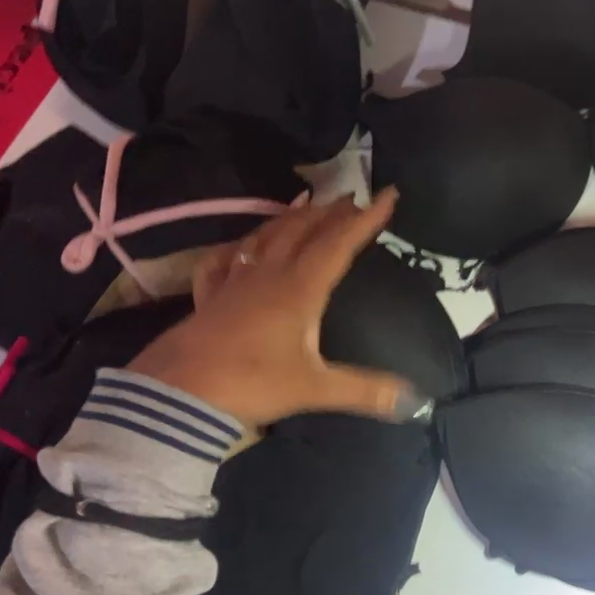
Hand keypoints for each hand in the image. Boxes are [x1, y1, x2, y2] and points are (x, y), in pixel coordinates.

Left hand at [128, 190, 424, 426]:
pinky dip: (239, 247)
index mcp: (299, 289)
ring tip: (305, 204)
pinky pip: (225, 260)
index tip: (388, 194)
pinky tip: (240, 246)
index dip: (365, 219)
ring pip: (265, 237)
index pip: (338, 244)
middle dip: (330, 212)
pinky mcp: (210, 298)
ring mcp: (234, 283)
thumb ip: (366, 390)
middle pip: (301, 231)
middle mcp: (268, 275)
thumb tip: (415, 400)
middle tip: (351, 197)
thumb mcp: (315, 389)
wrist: (178, 393)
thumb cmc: (251, 383)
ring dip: (289, 218)